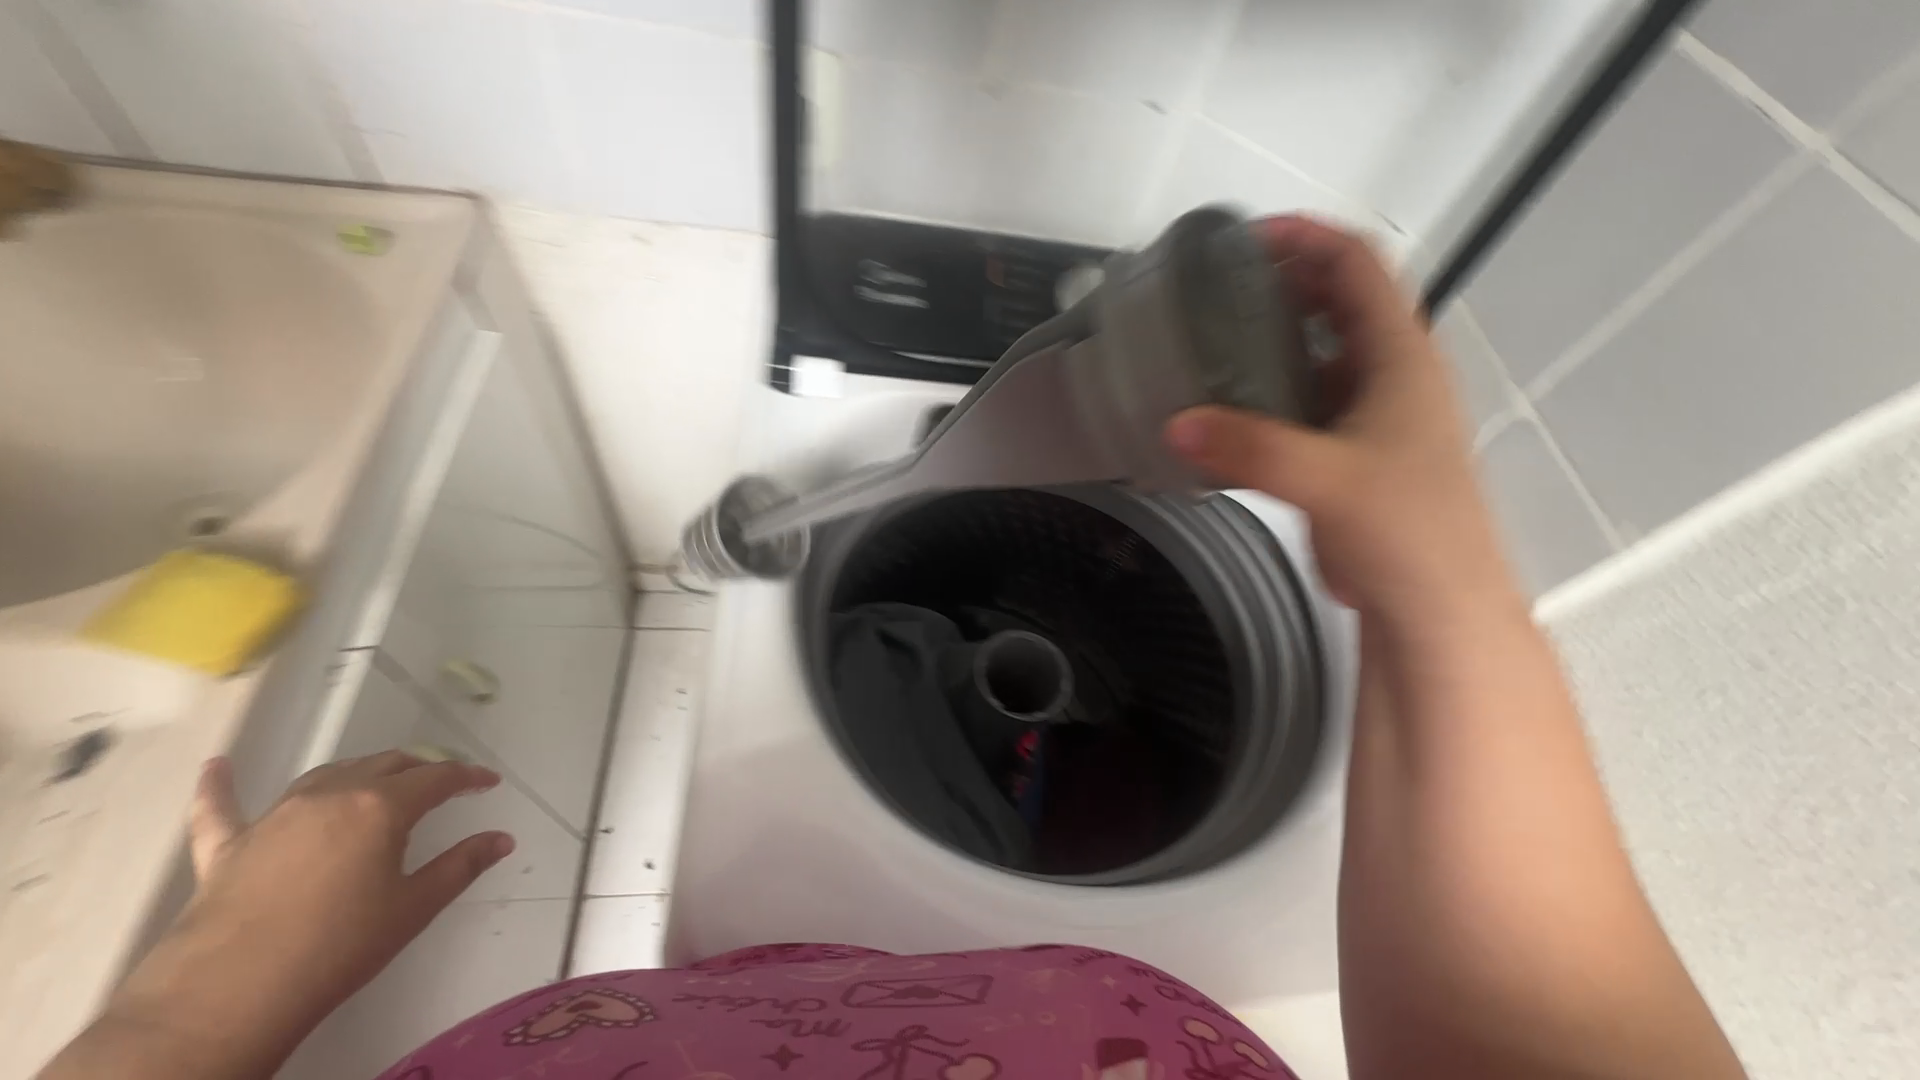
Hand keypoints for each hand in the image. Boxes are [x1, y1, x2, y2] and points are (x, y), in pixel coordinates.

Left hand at [51, 753, 513, 1079]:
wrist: (229, 995)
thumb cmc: (337, 947)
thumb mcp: (414, 907)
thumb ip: (462, 865)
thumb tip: (502, 839)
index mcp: (381, 807)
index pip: (437, 778)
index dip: (468, 777)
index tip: (488, 782)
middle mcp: (331, 796)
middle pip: (385, 765)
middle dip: (419, 768)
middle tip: (441, 784)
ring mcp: (275, 817)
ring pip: (326, 775)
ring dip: (360, 771)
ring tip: (379, 779)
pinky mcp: (228, 846)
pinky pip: (221, 807)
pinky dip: (221, 785)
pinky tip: (216, 765)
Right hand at [1164, 216, 1519, 624]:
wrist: (1433, 606)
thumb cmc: (1406, 530)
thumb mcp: (1328, 480)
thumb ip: (1250, 450)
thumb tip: (1175, 425)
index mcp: (1400, 358)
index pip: (1358, 266)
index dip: (1305, 237)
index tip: (1242, 240)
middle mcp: (1388, 375)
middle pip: (1337, 301)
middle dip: (1280, 283)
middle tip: (1212, 291)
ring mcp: (1369, 417)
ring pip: (1317, 355)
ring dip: (1270, 341)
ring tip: (1208, 343)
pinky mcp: (1346, 455)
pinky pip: (1301, 405)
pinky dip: (1265, 394)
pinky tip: (1224, 411)